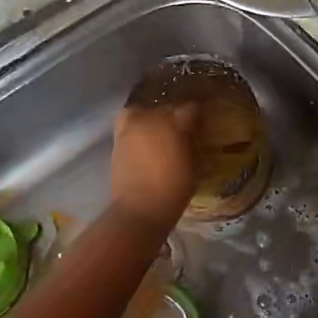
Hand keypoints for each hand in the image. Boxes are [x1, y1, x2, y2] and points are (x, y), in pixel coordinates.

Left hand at [110, 104, 198, 228]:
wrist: (139, 209)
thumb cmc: (172, 193)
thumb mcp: (191, 168)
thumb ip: (190, 146)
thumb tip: (190, 136)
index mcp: (176, 126)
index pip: (190, 109)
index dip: (196, 116)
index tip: (199, 124)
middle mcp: (152, 120)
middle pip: (165, 108)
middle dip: (174, 116)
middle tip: (179, 130)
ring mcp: (132, 128)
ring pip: (144, 110)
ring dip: (152, 117)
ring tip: (157, 130)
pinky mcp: (118, 138)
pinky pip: (126, 120)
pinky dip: (134, 123)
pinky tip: (140, 136)